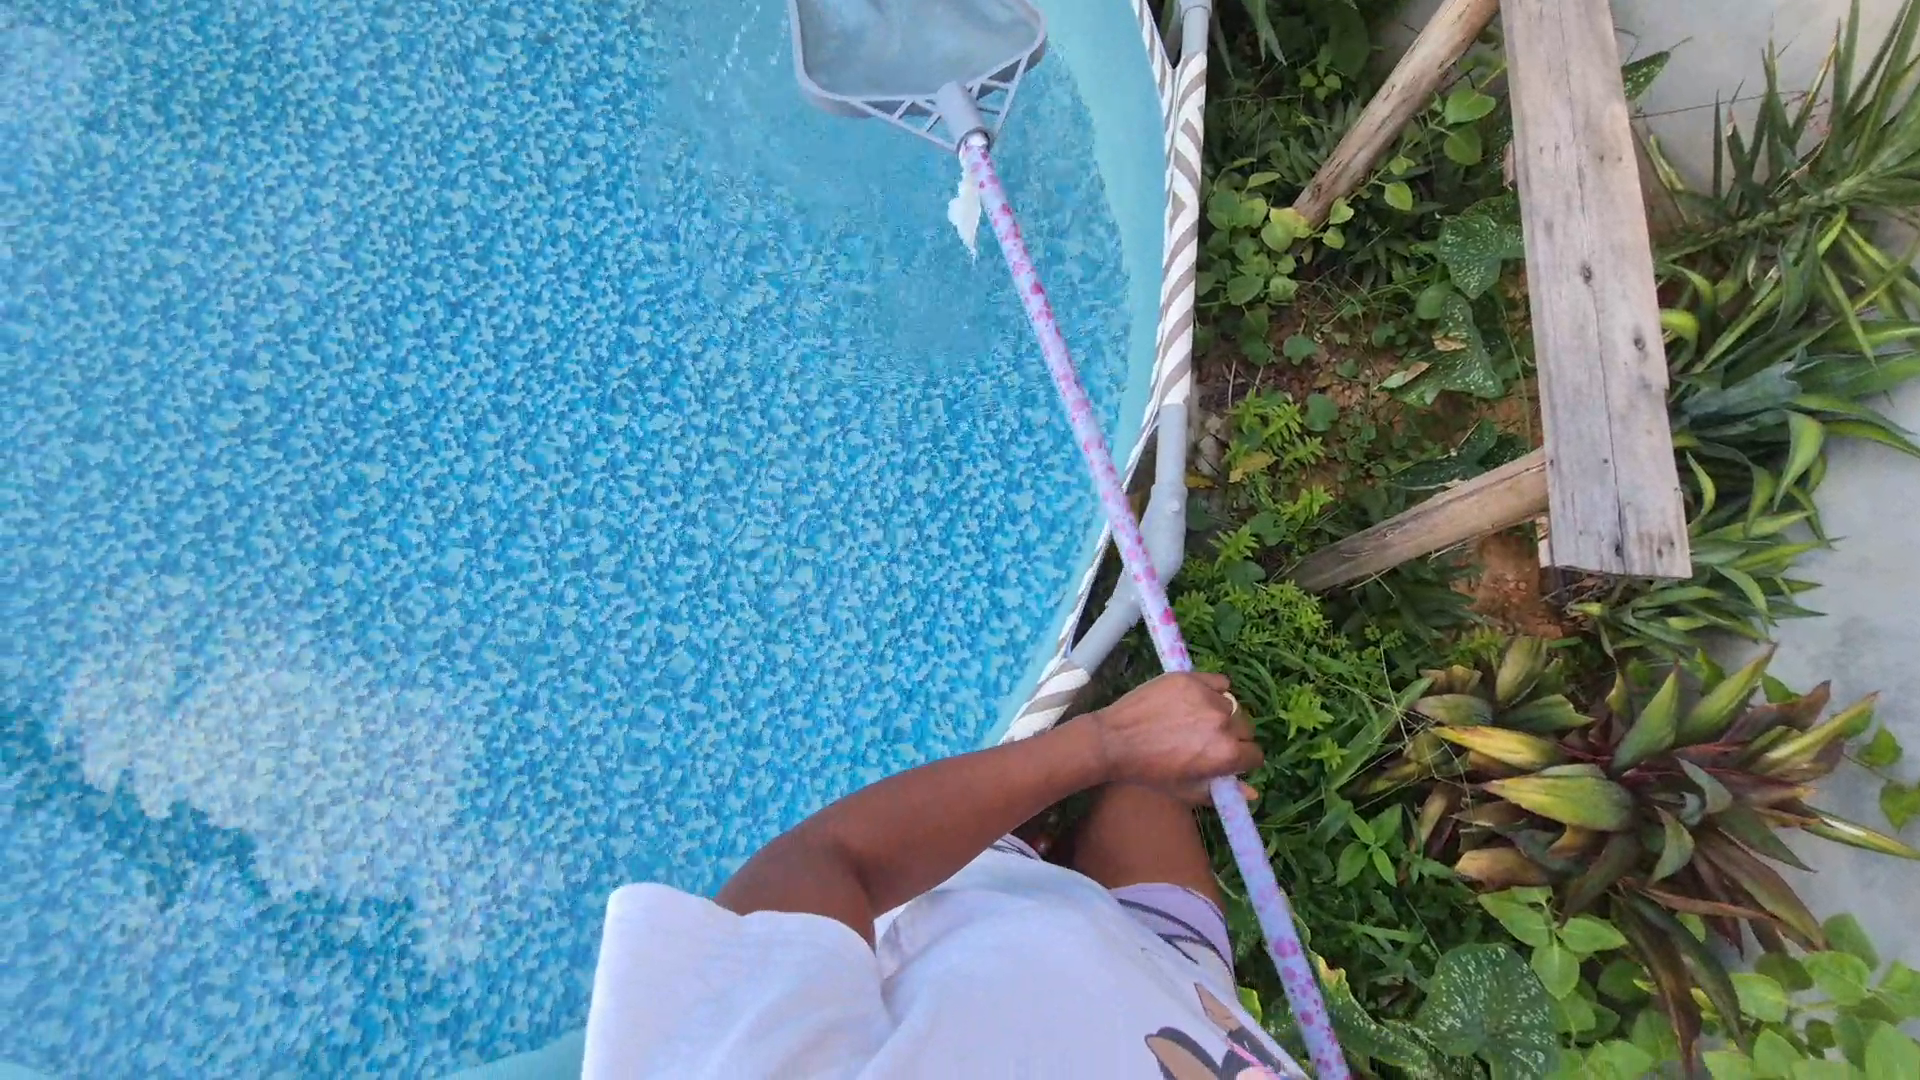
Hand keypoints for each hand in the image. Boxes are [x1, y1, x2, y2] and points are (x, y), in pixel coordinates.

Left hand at [1086, 672, 1260, 802]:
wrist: (1115, 740)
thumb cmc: (1149, 771)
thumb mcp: (1187, 790)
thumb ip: (1222, 793)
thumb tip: (1252, 793)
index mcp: (1227, 753)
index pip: (1255, 754)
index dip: (1241, 759)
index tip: (1225, 758)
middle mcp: (1223, 723)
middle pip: (1245, 728)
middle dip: (1233, 736)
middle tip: (1207, 739)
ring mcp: (1206, 697)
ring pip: (1230, 705)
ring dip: (1220, 713)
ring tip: (1195, 719)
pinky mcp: (1190, 679)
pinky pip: (1219, 681)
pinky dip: (1214, 689)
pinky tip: (1198, 698)